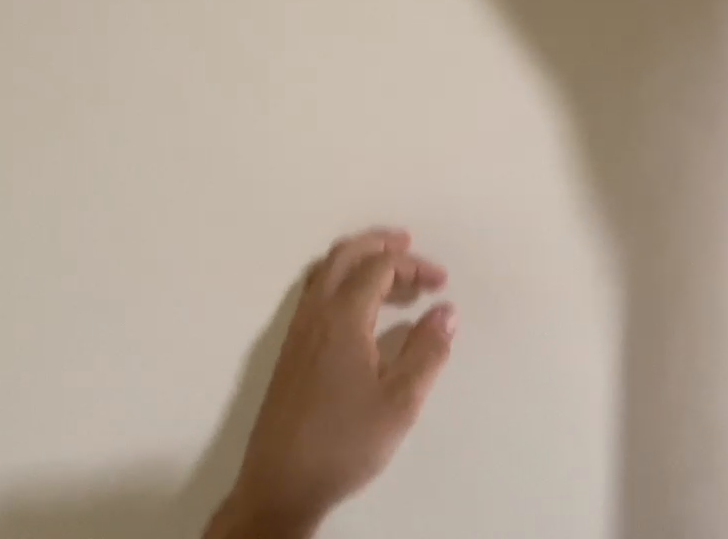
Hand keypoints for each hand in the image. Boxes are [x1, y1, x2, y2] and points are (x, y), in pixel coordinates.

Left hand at [213, 228, 455, 536]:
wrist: (281, 482)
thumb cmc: (345, 441)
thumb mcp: (400, 401)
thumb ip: (427, 351)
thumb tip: (447, 311)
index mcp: (343, 315)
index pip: (379, 267)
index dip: (413, 266)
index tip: (441, 282)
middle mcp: (315, 311)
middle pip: (345, 254)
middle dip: (379, 244)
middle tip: (409, 246)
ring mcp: (298, 328)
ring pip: (326, 270)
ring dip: (358, 259)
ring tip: (389, 272)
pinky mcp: (291, 347)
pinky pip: (316, 289)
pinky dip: (341, 278)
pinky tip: (358, 305)